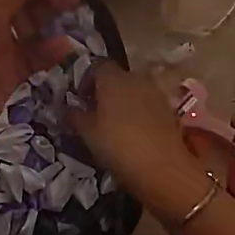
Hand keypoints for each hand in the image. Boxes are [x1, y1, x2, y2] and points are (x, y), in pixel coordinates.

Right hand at [71, 64, 213, 221]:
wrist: (163, 168)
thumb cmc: (118, 145)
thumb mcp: (88, 133)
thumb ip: (74, 115)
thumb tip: (65, 107)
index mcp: (113, 78)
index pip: (97, 66)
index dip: (86, 80)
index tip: (80, 99)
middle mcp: (136, 78)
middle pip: (117, 77)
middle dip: (105, 91)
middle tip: (95, 113)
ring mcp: (155, 92)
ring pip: (134, 90)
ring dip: (123, 101)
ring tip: (114, 124)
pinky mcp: (169, 109)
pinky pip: (148, 103)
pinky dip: (139, 111)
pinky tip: (133, 132)